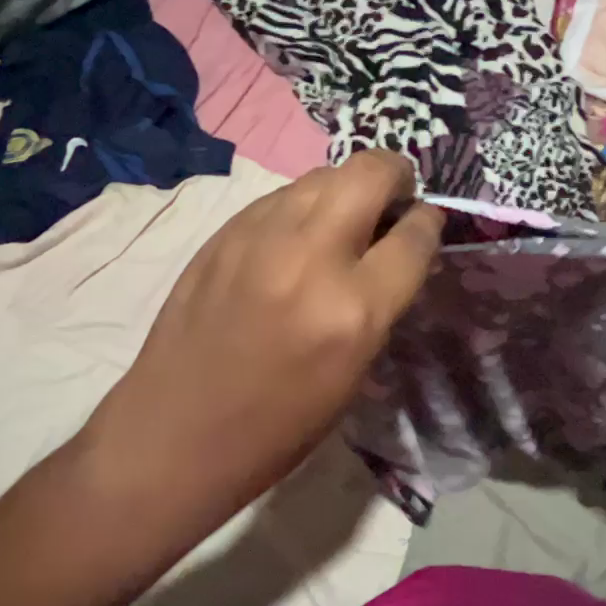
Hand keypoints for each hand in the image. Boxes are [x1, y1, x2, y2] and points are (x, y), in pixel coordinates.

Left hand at [75, 150, 442, 505]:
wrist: (175, 433)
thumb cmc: (279, 426)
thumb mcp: (354, 373)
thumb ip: (380, 302)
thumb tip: (398, 249)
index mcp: (355, 310)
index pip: (415, 235)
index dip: (430, 224)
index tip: (425, 225)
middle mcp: (312, 258)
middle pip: (371, 172)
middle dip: (396, 177)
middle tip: (393, 202)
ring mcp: (261, 238)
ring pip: (323, 174)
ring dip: (347, 188)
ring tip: (343, 219)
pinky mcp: (224, 232)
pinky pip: (281, 195)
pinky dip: (303, 205)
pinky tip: (295, 237)